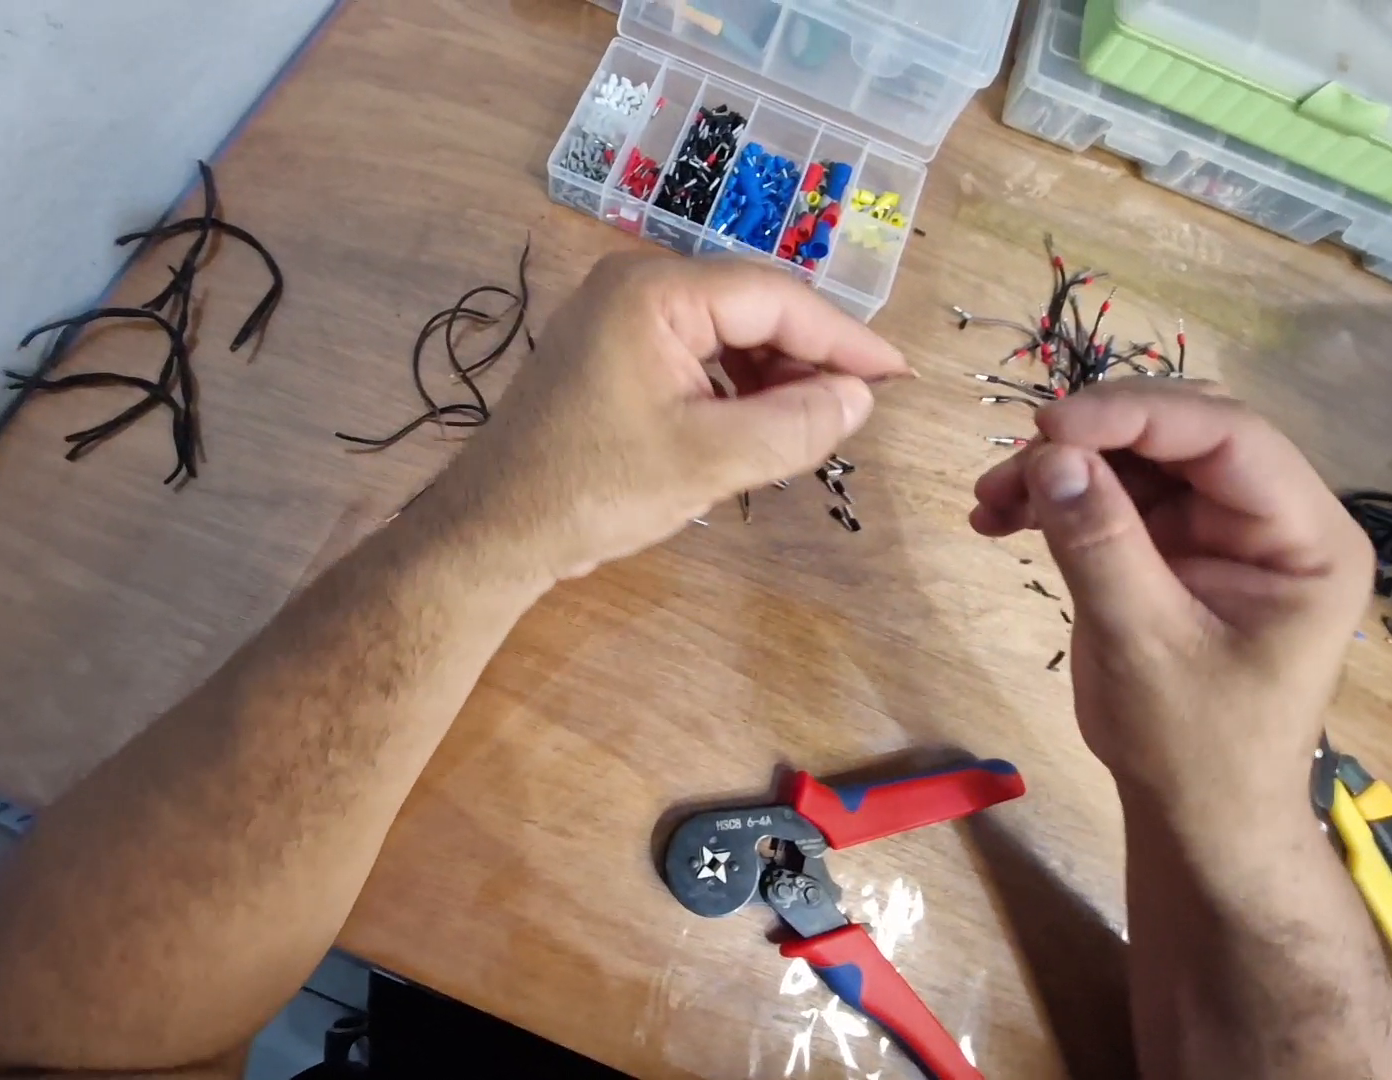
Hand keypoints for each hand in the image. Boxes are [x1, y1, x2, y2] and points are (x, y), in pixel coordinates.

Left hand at [434, 253, 909, 579]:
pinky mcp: (610, 356)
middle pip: (749, 310)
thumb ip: (796, 424)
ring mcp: (617, 320)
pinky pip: (691, 359)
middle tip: (847, 413)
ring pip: (723, 337)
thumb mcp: (708, 461)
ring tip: (801, 429)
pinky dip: (730, 392)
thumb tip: (859, 396)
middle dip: (803, 361)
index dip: (843, 338)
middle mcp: (634, 286)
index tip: (895, 375)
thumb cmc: (595, 490)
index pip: (774, 297)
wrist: (496, 530)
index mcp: (655, 290)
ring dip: (768, 380)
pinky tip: (749, 429)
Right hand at [970, 381, 1371, 825]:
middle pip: (1175, 436)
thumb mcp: (1141, 639)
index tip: (1048, 427)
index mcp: (1301, 536)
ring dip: (1053, 471)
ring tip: (988, 502)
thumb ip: (1099, 543)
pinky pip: (1102, 498)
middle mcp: (1260, 518)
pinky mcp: (1160, 549)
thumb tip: (1050, 457)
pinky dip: (1048, 501)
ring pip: (1128, 461)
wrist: (1189, 803)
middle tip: (1013, 467)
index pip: (1228, 437)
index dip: (1137, 416)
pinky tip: (998, 520)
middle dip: (1087, 442)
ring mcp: (1207, 531)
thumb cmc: (1190, 738)